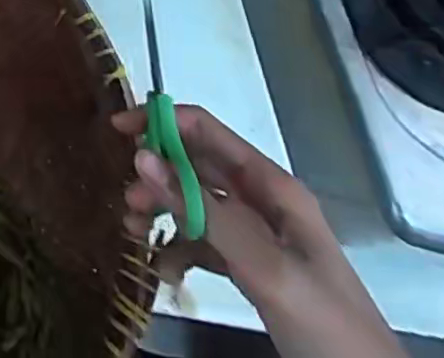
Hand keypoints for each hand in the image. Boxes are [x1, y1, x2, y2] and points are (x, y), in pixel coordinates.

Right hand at [111, 105, 404, 357]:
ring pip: (193, 202)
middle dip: (155, 175)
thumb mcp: (263, 265)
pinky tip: (163, 268)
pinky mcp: (250, 265)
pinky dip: (178, 247)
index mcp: (271, 186)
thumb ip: (202, 210)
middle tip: (127, 201)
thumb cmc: (325, 322)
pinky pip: (202, 240)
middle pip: (194, 165)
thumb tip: (141, 155)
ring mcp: (256, 233)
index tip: (117, 131)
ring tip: (134, 232)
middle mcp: (260, 200)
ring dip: (161, 211)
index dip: (160, 121)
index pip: (205, 130)